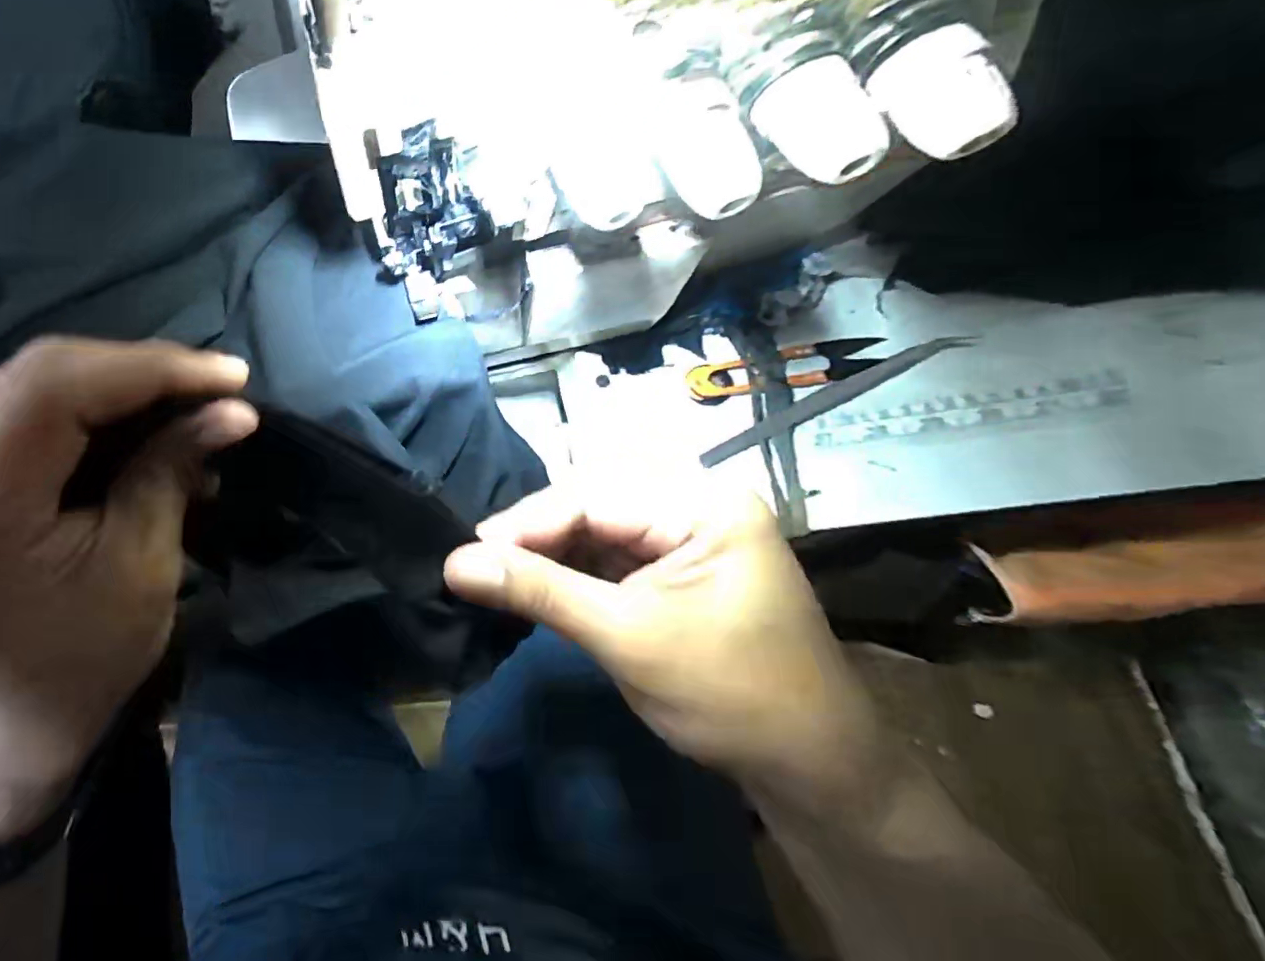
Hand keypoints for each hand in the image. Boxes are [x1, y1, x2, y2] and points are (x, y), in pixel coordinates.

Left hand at [0, 338, 256, 842]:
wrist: (12, 738)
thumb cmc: (85, 665)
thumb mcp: (143, 564)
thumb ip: (173, 467)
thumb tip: (234, 408)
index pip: (50, 389)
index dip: (148, 366)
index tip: (228, 375)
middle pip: (31, 380)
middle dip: (136, 375)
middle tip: (211, 390)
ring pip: (19, 392)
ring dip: (110, 395)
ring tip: (182, 414)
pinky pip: (4, 422)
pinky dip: (76, 420)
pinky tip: (126, 437)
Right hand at [443, 487, 891, 817]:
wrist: (810, 768)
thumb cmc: (730, 698)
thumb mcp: (627, 638)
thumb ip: (539, 592)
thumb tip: (454, 563)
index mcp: (703, 503)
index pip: (593, 496)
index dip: (525, 523)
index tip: (466, 553)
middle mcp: (694, 503)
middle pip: (591, 505)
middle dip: (533, 537)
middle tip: (474, 565)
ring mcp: (684, 535)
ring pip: (593, 530)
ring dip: (545, 554)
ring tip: (492, 574)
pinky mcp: (671, 566)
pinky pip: (606, 556)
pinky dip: (567, 572)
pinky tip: (530, 583)